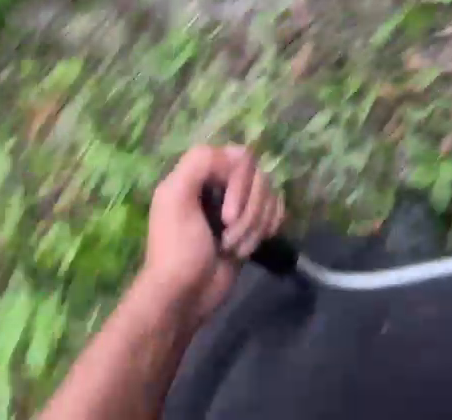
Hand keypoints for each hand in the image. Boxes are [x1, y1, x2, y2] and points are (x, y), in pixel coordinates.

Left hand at [138, 145, 284, 320]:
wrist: (186, 297)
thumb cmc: (177, 250)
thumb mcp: (174, 198)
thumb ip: (199, 163)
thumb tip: (239, 155)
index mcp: (200, 172)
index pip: (242, 157)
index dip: (241, 185)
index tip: (226, 216)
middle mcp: (221, 182)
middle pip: (260, 177)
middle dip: (249, 211)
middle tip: (227, 237)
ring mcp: (238, 203)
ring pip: (270, 195)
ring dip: (255, 226)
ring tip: (233, 248)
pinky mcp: (252, 222)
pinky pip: (277, 208)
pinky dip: (268, 226)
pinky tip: (252, 245)